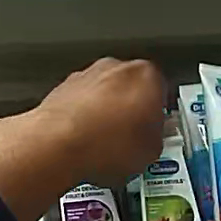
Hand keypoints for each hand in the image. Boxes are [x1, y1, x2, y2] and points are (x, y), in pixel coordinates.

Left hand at [0, 57, 166, 220]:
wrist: (59, 146)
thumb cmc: (105, 144)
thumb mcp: (151, 153)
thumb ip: (156, 139)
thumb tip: (152, 142)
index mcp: (147, 76)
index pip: (162, 92)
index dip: (158, 115)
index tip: (155, 131)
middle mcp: (116, 68)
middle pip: (131, 88)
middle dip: (131, 111)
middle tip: (131, 139)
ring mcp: (86, 76)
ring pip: (103, 94)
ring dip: (105, 115)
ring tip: (105, 147)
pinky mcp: (61, 89)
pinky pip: (79, 105)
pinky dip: (82, 120)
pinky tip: (84, 144)